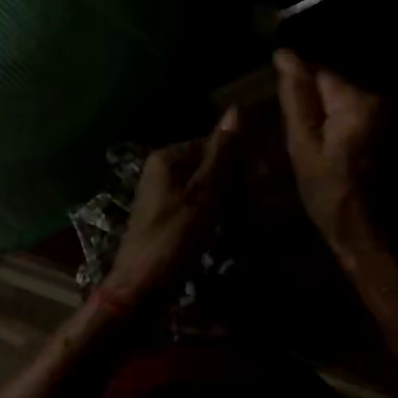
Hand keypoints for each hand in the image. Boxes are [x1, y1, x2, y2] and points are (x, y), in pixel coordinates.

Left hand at [103, 106, 243, 305]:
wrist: (140, 288)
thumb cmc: (173, 239)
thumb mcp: (204, 195)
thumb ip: (221, 155)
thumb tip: (236, 110)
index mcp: (166, 158)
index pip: (213, 143)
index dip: (237, 160)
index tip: (256, 181)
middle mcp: (160, 171)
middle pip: (208, 167)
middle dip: (230, 184)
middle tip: (249, 206)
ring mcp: (161, 196)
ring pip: (205, 190)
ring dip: (224, 204)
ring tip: (240, 221)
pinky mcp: (166, 219)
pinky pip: (196, 209)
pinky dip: (211, 218)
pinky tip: (223, 233)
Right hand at [275, 50, 382, 259]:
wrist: (363, 227)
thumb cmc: (326, 190)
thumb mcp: (302, 145)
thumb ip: (295, 98)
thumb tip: (284, 55)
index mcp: (357, 100)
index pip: (318, 72)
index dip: (297, 90)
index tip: (288, 116)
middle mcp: (378, 98)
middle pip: (331, 84)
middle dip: (311, 102)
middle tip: (300, 136)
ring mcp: (385, 113)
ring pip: (339, 99)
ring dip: (323, 114)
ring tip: (313, 143)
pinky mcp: (386, 127)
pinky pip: (351, 113)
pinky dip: (336, 124)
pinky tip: (329, 147)